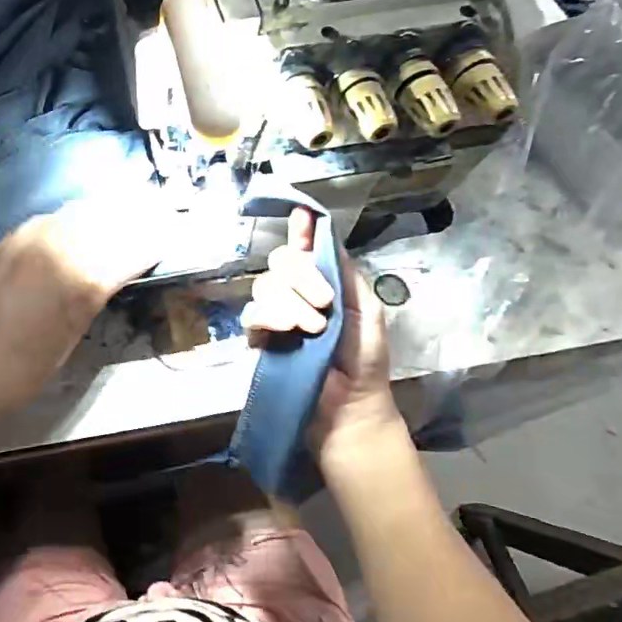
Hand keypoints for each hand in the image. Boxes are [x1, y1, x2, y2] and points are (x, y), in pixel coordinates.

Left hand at [0, 193, 167, 434]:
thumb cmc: (16, 375)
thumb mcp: (71, 340)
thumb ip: (97, 294)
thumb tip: (123, 268)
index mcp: (78, 276)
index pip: (134, 242)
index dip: (159, 236)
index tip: (178, 235)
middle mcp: (55, 243)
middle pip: (112, 216)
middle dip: (141, 218)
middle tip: (163, 223)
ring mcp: (28, 236)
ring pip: (83, 210)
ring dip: (111, 214)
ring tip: (130, 224)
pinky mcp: (8, 238)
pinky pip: (56, 217)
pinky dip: (81, 219)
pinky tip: (86, 232)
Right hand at [240, 209, 406, 464]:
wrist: (351, 405)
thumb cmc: (365, 360)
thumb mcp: (368, 311)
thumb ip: (346, 275)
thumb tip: (326, 237)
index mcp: (322, 283)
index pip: (305, 248)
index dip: (301, 230)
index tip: (302, 215)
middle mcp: (295, 293)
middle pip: (281, 261)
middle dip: (301, 275)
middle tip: (325, 302)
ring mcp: (275, 316)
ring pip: (266, 285)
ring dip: (291, 302)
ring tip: (313, 329)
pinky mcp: (259, 340)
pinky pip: (252, 316)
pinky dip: (269, 317)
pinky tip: (288, 330)